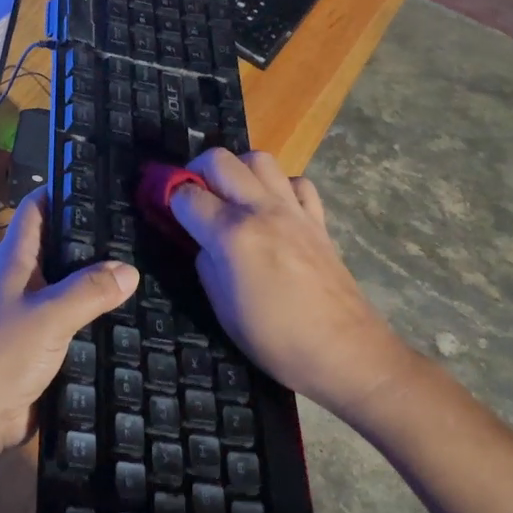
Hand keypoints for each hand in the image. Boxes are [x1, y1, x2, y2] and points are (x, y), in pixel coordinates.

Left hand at [0, 189, 138, 467]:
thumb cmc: (1, 357)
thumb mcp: (48, 316)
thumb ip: (89, 290)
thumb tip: (130, 268)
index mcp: (15, 261)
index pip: (36, 208)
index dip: (62, 188)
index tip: (102, 178)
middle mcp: (25, 281)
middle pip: (60, 245)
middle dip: (93, 235)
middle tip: (143, 223)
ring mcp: (35, 315)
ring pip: (73, 285)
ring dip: (102, 279)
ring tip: (152, 265)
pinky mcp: (47, 348)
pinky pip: (79, 322)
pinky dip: (102, 316)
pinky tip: (136, 317)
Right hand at [172, 149, 415, 416]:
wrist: (346, 353)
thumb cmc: (276, 340)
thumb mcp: (222, 308)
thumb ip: (206, 263)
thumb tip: (203, 242)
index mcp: (231, 234)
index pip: (187, 195)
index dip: (170, 201)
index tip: (166, 212)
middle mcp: (261, 210)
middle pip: (219, 159)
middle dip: (196, 170)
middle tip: (194, 195)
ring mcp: (293, 211)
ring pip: (259, 159)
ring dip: (238, 170)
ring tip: (233, 196)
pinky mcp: (318, 220)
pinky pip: (296, 182)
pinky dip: (280, 186)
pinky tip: (274, 209)